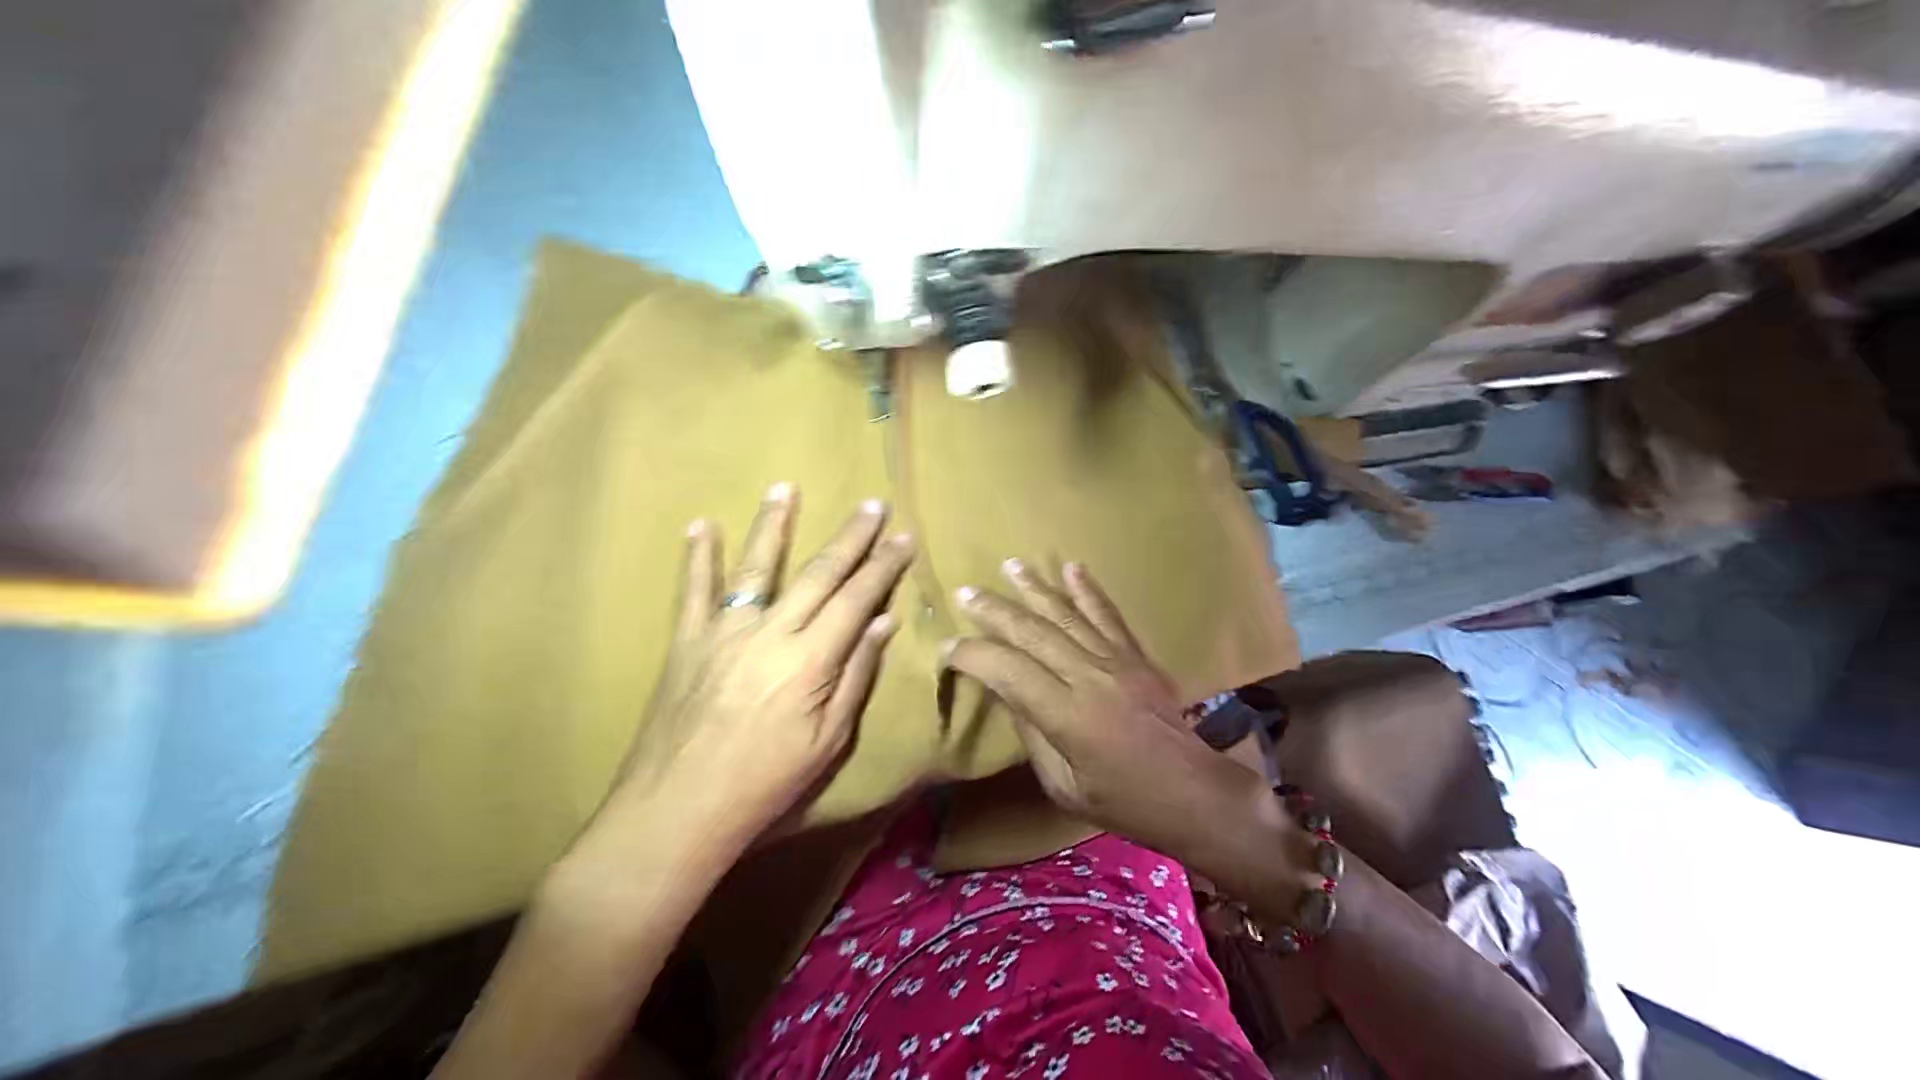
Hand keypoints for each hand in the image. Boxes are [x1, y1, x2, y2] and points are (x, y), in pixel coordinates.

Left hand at [608, 484, 915, 848]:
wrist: (678, 810)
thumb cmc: (765, 785)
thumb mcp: (828, 741)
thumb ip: (856, 675)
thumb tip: (883, 621)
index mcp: (810, 660)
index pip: (857, 598)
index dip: (884, 566)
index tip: (905, 537)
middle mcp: (770, 632)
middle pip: (818, 573)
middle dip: (850, 537)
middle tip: (872, 504)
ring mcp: (723, 632)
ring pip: (755, 567)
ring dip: (773, 525)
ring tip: (785, 487)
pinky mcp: (686, 641)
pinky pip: (692, 591)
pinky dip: (697, 556)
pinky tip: (701, 524)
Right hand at [943, 560, 1278, 868]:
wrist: (1192, 793)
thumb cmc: (1122, 802)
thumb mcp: (1062, 783)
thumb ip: (1032, 733)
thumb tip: (1007, 690)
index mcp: (1067, 716)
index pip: (1007, 670)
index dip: (972, 655)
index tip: (947, 649)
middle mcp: (1089, 677)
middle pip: (1032, 632)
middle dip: (994, 610)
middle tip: (965, 593)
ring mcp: (1117, 661)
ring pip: (1067, 615)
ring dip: (1035, 588)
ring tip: (1010, 565)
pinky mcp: (1137, 656)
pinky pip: (1108, 615)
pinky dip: (1087, 590)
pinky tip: (1070, 567)